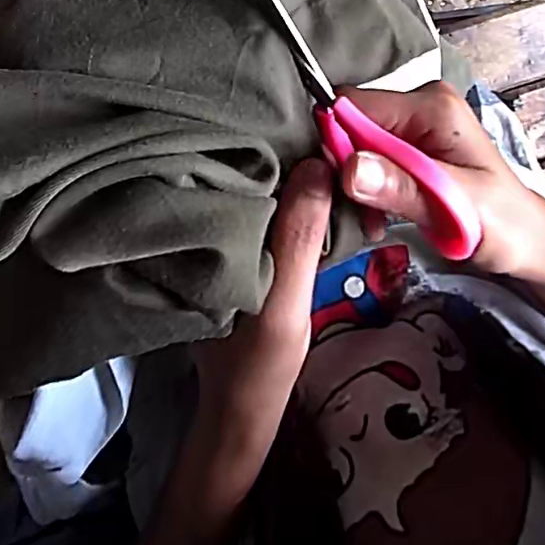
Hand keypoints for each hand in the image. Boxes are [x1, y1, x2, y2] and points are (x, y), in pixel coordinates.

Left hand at [192, 158, 329, 444]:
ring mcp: (223, 236)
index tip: (324, 129)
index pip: (242, 163)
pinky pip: (270, 210)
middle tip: (339, 144)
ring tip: (335, 163)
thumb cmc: (257, 366)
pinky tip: (319, 198)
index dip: (282, 140)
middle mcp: (206, 222)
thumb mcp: (283, 305)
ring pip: (264, 188)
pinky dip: (295, 201)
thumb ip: (298, 239)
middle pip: (253, 169)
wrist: (239, 415)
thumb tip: (316, 165)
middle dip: (292, 152)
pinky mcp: (240, 248)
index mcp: (206, 227)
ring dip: (298, 177)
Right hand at [335, 82, 544, 276]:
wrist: (528, 239)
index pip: (354, 105)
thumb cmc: (504, 223)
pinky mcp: (411, 144)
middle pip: (351, 122)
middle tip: (363, 213)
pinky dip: (366, 186)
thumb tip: (350, 166)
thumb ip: (401, 186)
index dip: (337, 143)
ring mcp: (415, 122)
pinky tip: (380, 214)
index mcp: (432, 106)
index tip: (339, 187)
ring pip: (355, 142)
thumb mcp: (455, 207)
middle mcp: (420, 104)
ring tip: (375, 220)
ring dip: (355, 183)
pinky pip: (369, 156)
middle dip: (346, 168)